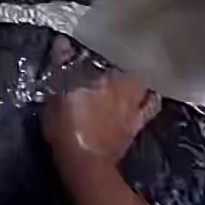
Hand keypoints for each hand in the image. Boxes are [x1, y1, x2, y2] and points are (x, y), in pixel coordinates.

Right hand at [43, 36, 159, 170]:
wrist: (85, 164)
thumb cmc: (67, 124)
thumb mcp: (56, 92)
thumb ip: (61, 66)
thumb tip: (63, 42)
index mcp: (107, 81)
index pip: (120, 59)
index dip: (122, 48)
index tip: (120, 40)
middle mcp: (126, 94)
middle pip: (138, 75)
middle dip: (136, 65)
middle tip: (127, 58)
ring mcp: (134, 113)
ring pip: (148, 92)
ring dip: (145, 84)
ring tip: (137, 77)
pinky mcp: (135, 129)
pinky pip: (147, 110)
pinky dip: (148, 102)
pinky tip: (141, 100)